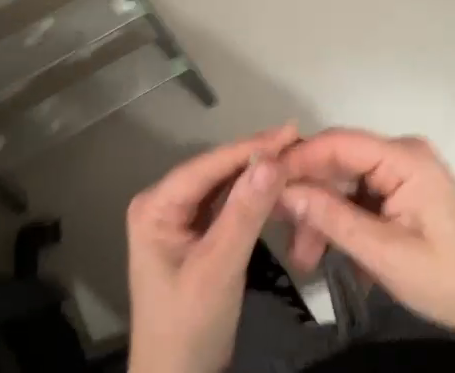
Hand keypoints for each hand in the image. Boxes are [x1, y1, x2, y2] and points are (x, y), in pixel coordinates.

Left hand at [126, 124, 296, 372]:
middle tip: (299, 141)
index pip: (206, 167)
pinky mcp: (195, 239)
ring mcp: (178, 222)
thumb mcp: (218, 269)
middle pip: (214, 173)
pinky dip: (250, 199)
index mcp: (155, 206)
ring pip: (222, 188)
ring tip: (293, 156)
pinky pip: (224, 208)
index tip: (289, 131)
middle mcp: (163, 205)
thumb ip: (244, 215)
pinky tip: (274, 187)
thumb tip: (271, 161)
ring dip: (255, 176)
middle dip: (254, 158)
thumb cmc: (189, 325)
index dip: (248, 147)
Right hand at [277, 129, 454, 363]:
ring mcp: (403, 173)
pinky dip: (343, 224)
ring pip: (344, 184)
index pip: (335, 143)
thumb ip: (333, 218)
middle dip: (308, 199)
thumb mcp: (385, 255)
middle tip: (284, 237)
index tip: (262, 186)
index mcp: (404, 158)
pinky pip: (359, 198)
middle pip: (337, 164)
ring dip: (322, 219)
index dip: (296, 161)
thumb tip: (284, 191)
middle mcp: (402, 154)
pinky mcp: (403, 192)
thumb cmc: (451, 280)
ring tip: (306, 260)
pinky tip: (333, 255)